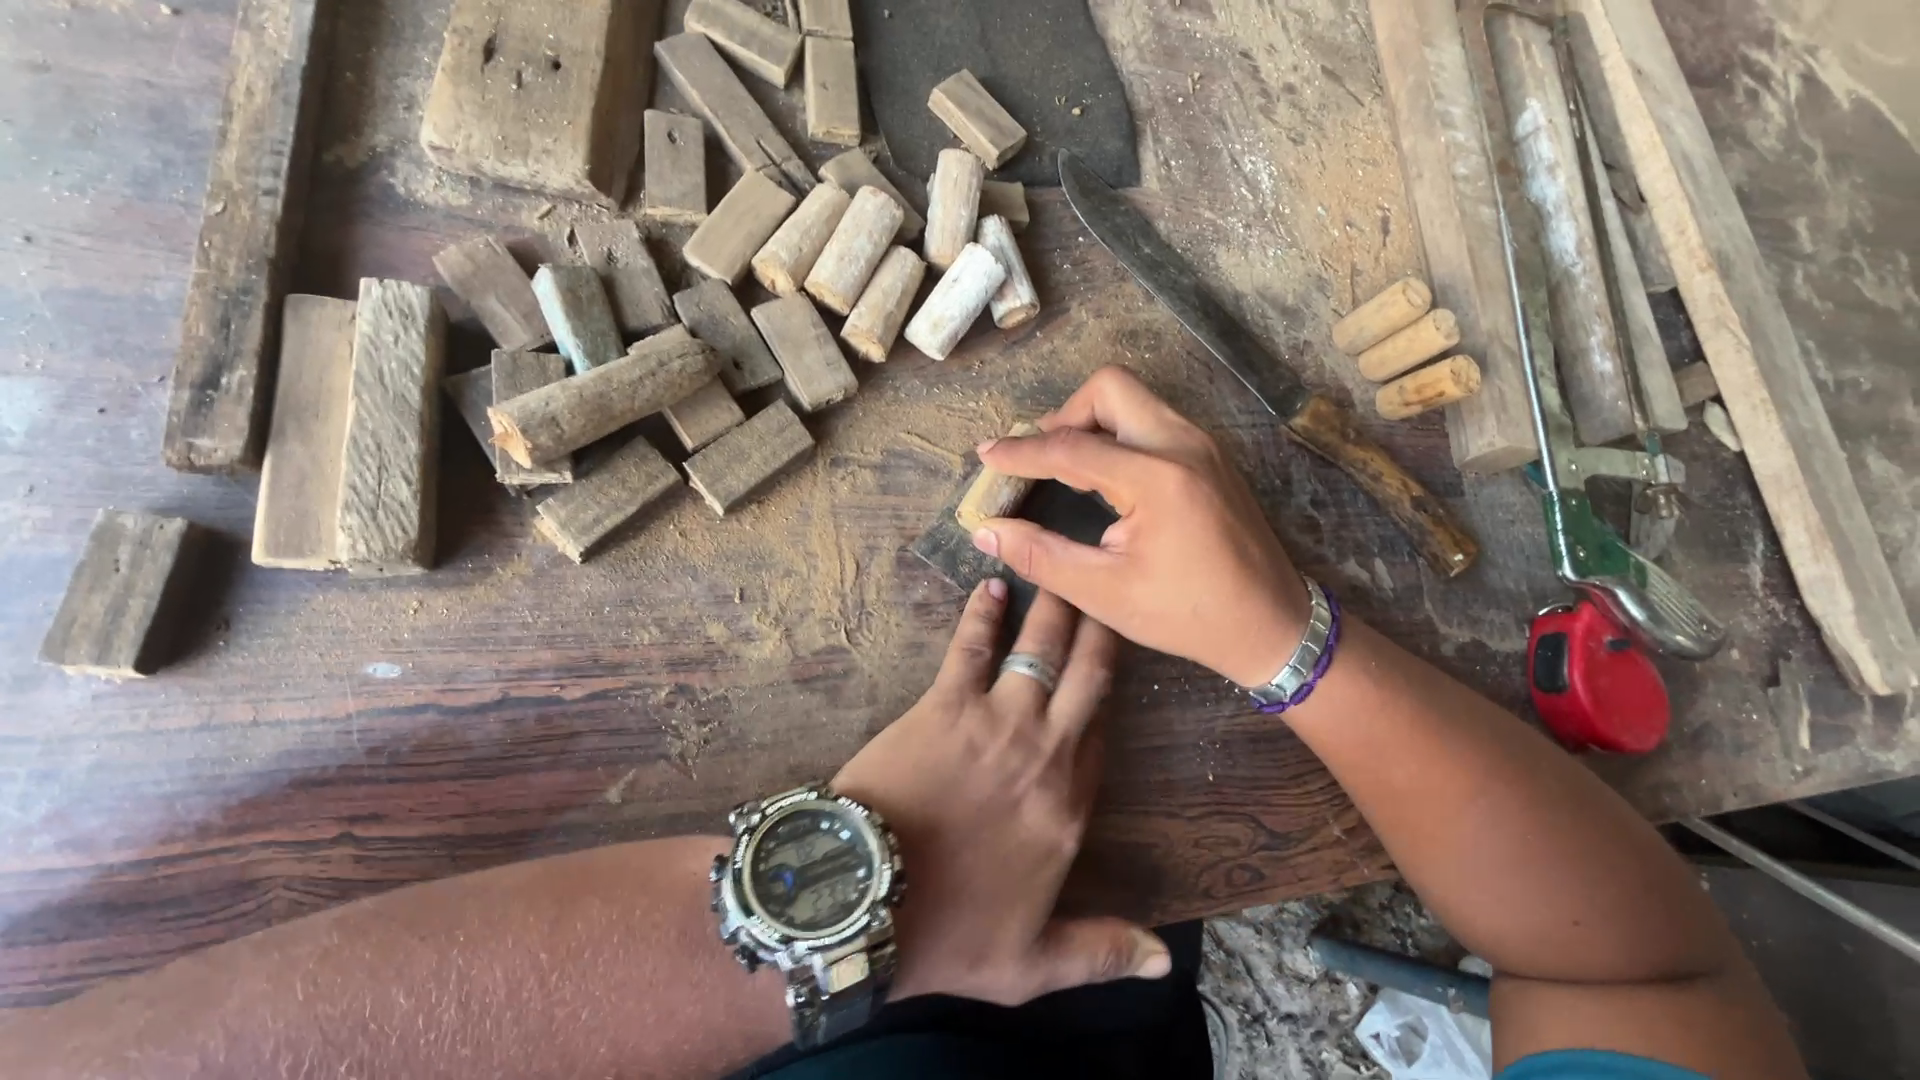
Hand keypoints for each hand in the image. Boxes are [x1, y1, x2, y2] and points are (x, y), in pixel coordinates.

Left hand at [833, 580, 1170, 1005]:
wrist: (864, 905)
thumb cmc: (947, 935)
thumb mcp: (1031, 965)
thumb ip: (1100, 952)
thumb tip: (1166, 961)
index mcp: (1068, 808)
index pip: (1104, 737)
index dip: (1111, 699)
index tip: (1120, 665)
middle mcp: (1045, 753)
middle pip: (1088, 679)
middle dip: (1102, 630)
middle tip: (1109, 587)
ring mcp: (996, 721)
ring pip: (1040, 652)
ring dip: (1056, 609)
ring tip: (1065, 571)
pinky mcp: (944, 705)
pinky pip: (971, 647)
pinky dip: (983, 614)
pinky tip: (993, 586)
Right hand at [969, 366, 1307, 687]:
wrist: (1271, 623)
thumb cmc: (1188, 614)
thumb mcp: (1105, 594)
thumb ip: (1041, 556)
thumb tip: (987, 530)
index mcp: (1157, 478)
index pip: (1071, 446)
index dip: (1020, 451)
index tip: (985, 455)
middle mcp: (1183, 444)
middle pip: (1109, 388)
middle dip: (1064, 414)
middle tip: (1042, 459)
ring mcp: (1203, 444)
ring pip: (1134, 398)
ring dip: (1092, 421)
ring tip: (1067, 467)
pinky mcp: (1211, 454)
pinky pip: (1153, 418)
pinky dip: (1118, 433)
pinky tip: (1106, 476)